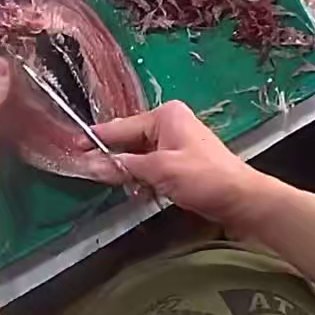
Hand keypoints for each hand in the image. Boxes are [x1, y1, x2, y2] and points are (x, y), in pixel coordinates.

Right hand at [92, 101, 276, 228]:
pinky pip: (153, 167)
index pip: (121, 127)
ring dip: (131, 174)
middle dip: (115, 159)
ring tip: (123, 188)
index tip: (72, 146)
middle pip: (130, 141)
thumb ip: (124, 166)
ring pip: (140, 157)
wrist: (242, 199)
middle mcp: (170, 124)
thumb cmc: (204, 178)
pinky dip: (145, 180)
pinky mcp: (182, 163)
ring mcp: (177, 144)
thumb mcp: (160, 170)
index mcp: (165, 115)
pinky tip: (142, 193)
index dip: (96, 139)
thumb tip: (90, 164)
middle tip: (90, 174)